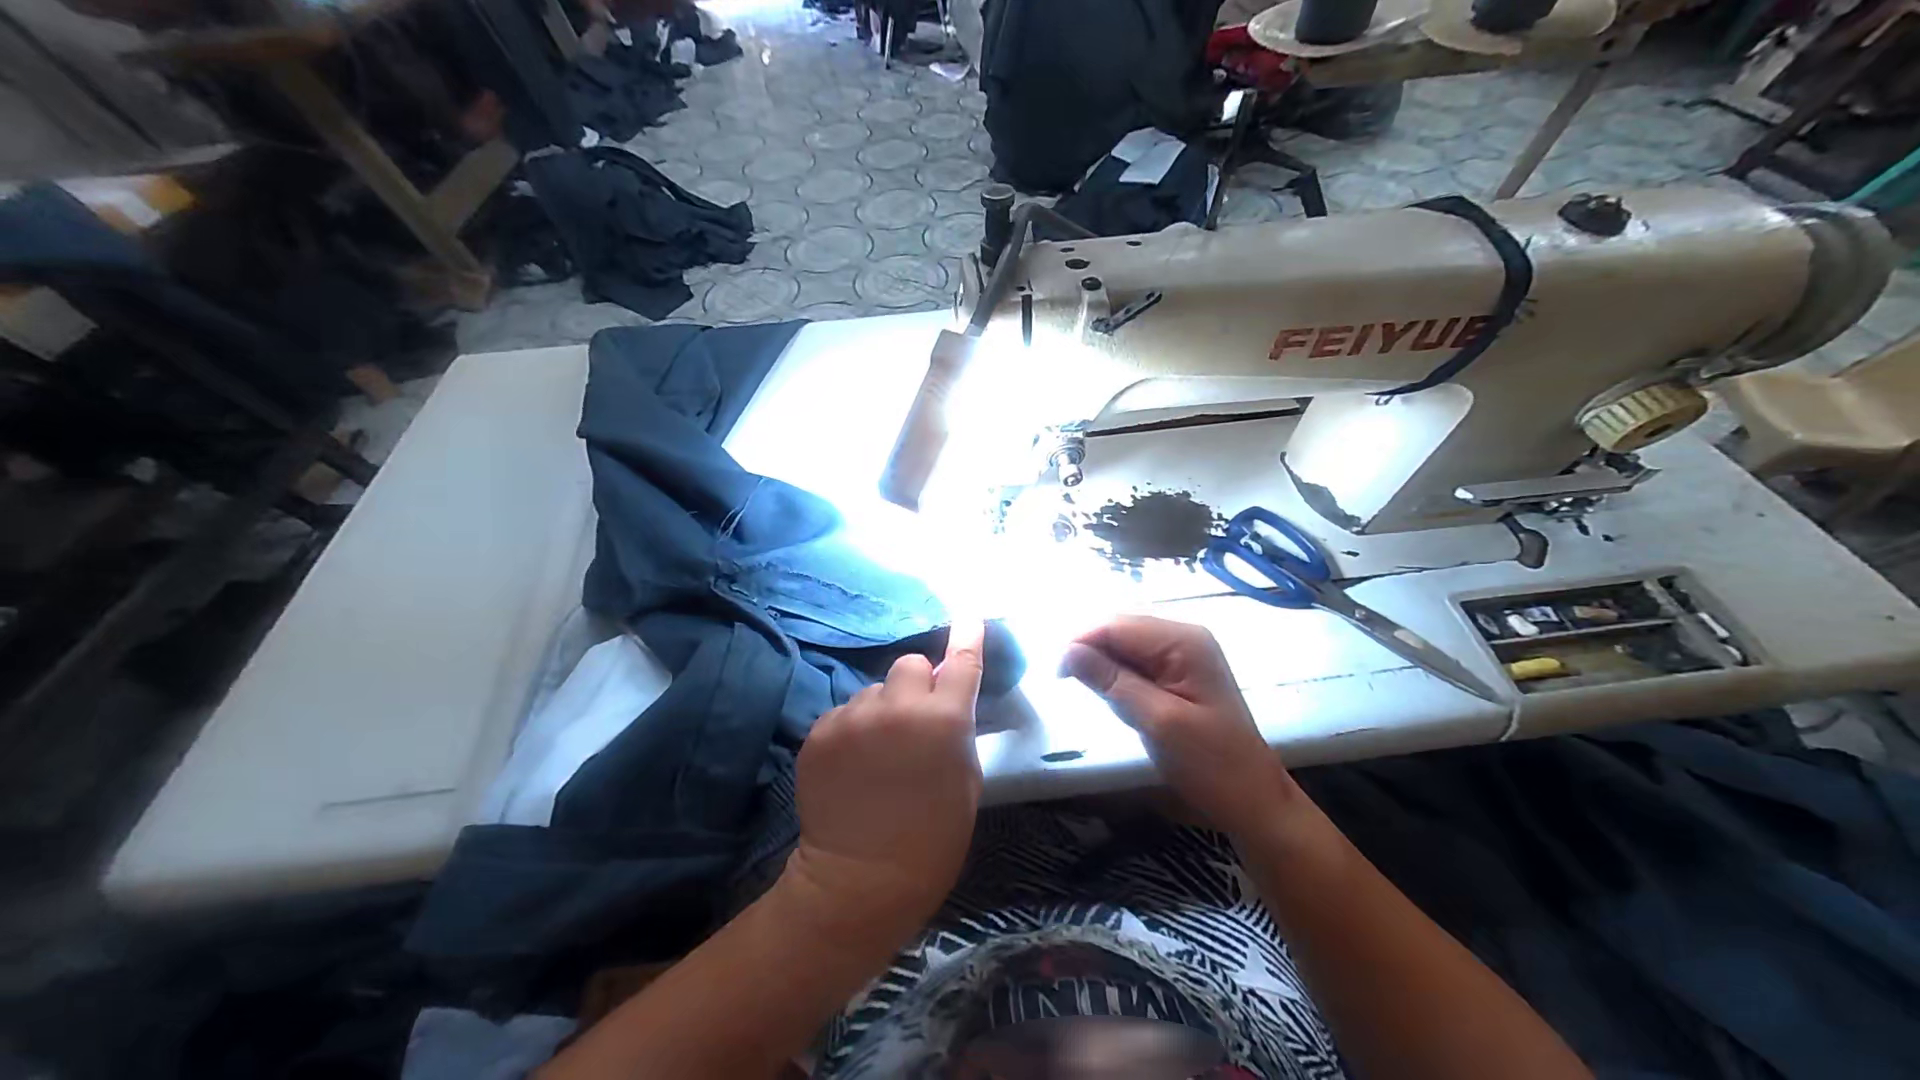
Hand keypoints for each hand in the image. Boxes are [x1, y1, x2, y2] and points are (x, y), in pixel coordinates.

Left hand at [784, 621, 984, 940]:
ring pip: (873, 690)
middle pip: (909, 664)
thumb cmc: (933, 839)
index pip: (961, 662)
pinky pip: (844, 713)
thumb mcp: (965, 780)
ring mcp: (853, 717)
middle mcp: (898, 707)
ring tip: (876, 753)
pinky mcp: (819, 732)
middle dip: (916, 684)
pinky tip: (852, 765)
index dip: (967, 639)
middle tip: (913, 720)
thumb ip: (956, 729)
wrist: (861, 880)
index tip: (968, 619)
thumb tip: (947, 698)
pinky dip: (852, 730)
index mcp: (944, 720)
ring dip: (881, 709)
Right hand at [1061, 615, 1295, 836]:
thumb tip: (1068, 651)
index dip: (1081, 642)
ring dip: (1102, 667)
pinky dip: (1117, 678)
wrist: (1252, 802)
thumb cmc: (1211, 764)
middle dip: (1090, 653)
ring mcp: (1182, 656)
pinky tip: (1114, 699)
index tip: (1056, 675)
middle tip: (1069, 686)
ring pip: (1124, 647)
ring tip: (1094, 696)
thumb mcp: (1158, 722)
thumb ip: (1112, 681)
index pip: (1117, 625)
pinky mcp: (1177, 675)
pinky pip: (1135, 664)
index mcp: (1184, 641)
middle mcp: (1183, 638)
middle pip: (1120, 631)